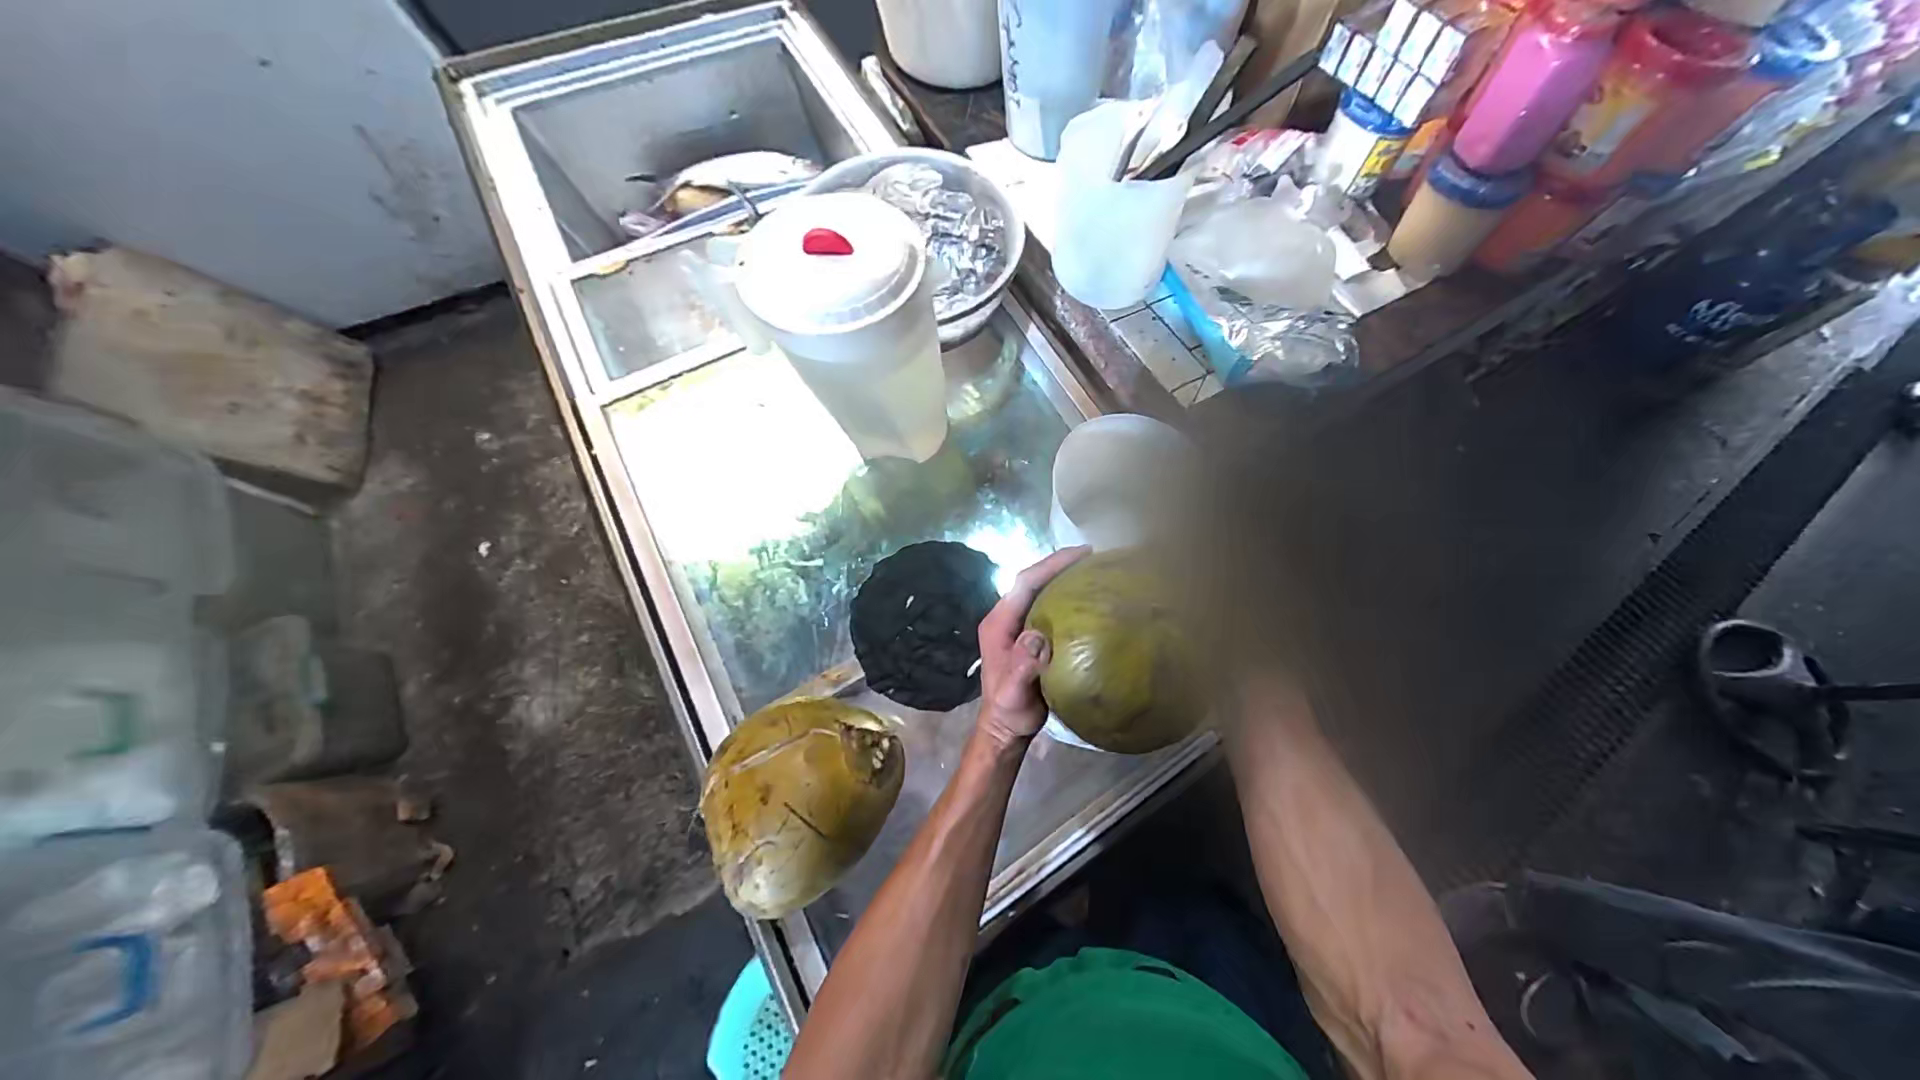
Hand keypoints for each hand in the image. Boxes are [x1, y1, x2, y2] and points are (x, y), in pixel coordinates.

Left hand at [975, 546, 1089, 751]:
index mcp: (998, 623)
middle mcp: (1005, 618)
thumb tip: (1037, 637)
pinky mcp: (1027, 636)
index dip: (1051, 565)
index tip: (1081, 553)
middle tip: (1093, 555)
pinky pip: (1046, 606)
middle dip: (1059, 565)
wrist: (1005, 728)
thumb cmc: (1010, 711)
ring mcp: (1016, 626)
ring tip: (1092, 569)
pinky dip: (1063, 596)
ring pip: (1038, 591)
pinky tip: (1084, 597)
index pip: (1024, 583)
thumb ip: (1023, 666)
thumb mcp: (1014, 692)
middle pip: (1031, 581)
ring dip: (1062, 577)